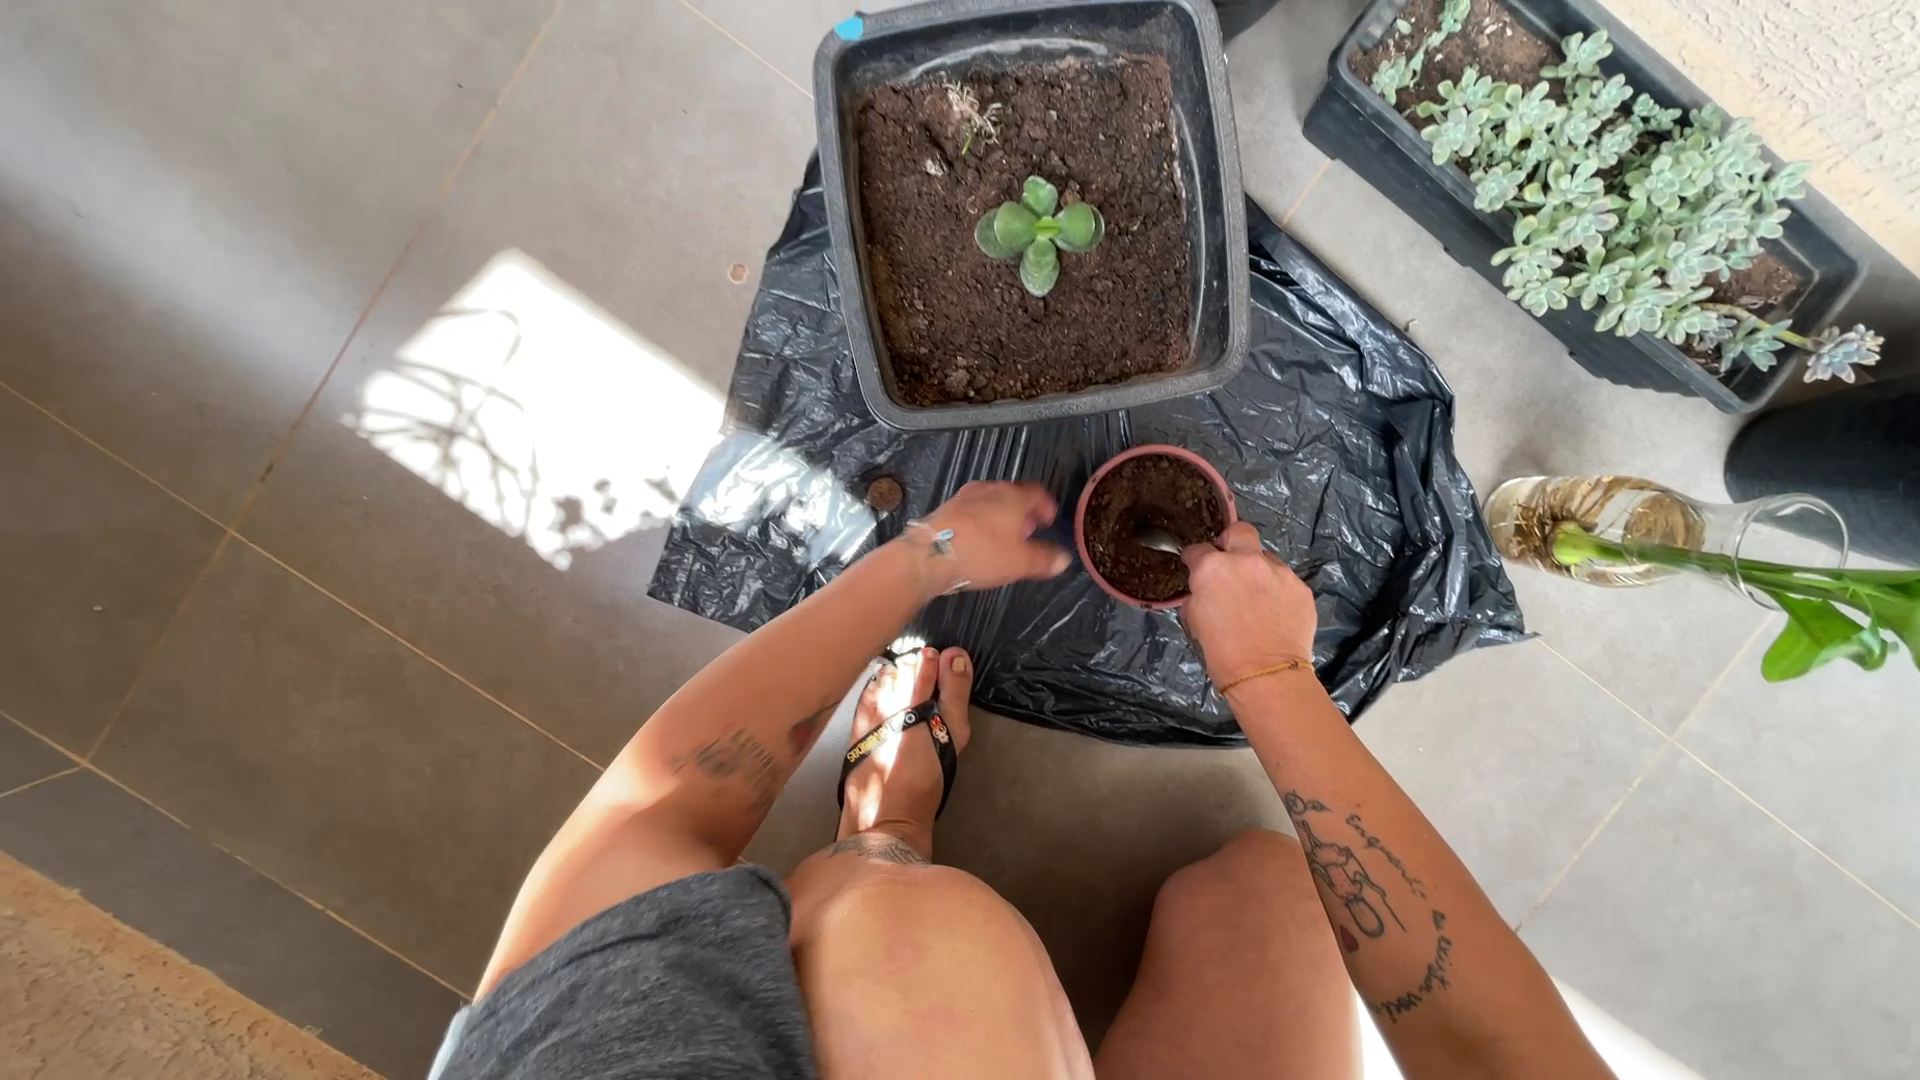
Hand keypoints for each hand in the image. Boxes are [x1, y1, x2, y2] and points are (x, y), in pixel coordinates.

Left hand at [912, 481, 1070, 595]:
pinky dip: (980, 521)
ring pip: (990, 501)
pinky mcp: (946, 508)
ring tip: (1004, 537)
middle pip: (1013, 494)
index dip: (1046, 506)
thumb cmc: (982, 553)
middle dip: (1023, 512)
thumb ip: (1045, 559)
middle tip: (1029, 531)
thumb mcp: (1021, 562)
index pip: (1037, 492)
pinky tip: (978, 540)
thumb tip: (1064, 559)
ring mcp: (965, 496)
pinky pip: (971, 511)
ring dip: (1001, 516)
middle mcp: (989, 489)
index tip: (1048, 520)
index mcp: (1012, 496)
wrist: (930, 555)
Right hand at [1181, 522, 1315, 683]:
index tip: (1194, 567)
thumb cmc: (1221, 651)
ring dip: (1258, 572)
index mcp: (1213, 567)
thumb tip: (1203, 590)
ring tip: (1257, 599)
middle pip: (1240, 531)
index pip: (1197, 550)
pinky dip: (1277, 591)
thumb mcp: (1193, 619)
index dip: (1194, 559)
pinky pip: (1284, 581)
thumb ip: (1198, 594)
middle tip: (1229, 562)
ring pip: (1266, 559)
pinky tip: (1274, 613)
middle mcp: (1246, 561)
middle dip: (1231, 541)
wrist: (1265, 674)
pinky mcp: (1300, 587)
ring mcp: (1278, 572)